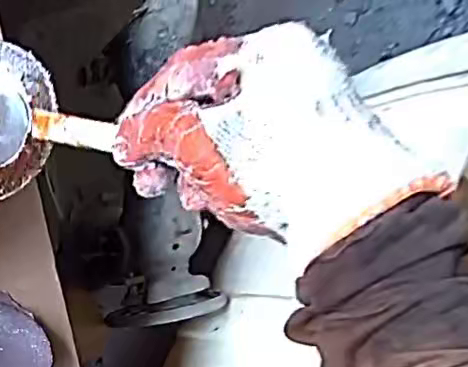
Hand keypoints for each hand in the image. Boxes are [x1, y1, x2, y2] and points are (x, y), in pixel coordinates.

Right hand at [114, 22, 451, 266]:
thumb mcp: (201, 141)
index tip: (122, 141)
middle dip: (169, 148)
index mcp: (266, 52)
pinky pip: (244, 161)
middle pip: (202, 108)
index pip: (184, 73)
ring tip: (192, 193)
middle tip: (150, 175)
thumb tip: (130, 134)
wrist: (345, 212)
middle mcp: (287, 75)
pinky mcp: (300, 153)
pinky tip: (220, 198)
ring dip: (194, 171)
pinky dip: (223, 180)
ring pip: (221, 138)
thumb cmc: (290, 167)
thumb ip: (156, 131)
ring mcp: (297, 114)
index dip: (144, 111)